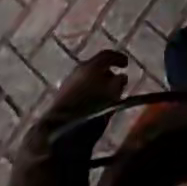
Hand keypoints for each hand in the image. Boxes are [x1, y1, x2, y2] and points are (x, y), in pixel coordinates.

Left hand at [18, 49, 128, 164]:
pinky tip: (95, 104)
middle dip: (107, 72)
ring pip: (87, 78)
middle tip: (117, 79)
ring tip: (108, 94)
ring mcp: (68, 83)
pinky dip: (90, 91)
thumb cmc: (90, 110)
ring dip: (98, 83)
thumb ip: (118, 84)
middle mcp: (78, 70)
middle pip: (96, 66)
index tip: (126, 64)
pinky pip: (80, 88)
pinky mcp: (62, 97)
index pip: (106, 55)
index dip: (118, 58)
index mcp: (90, 66)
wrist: (60, 130)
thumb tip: (122, 77)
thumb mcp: (110, 96)